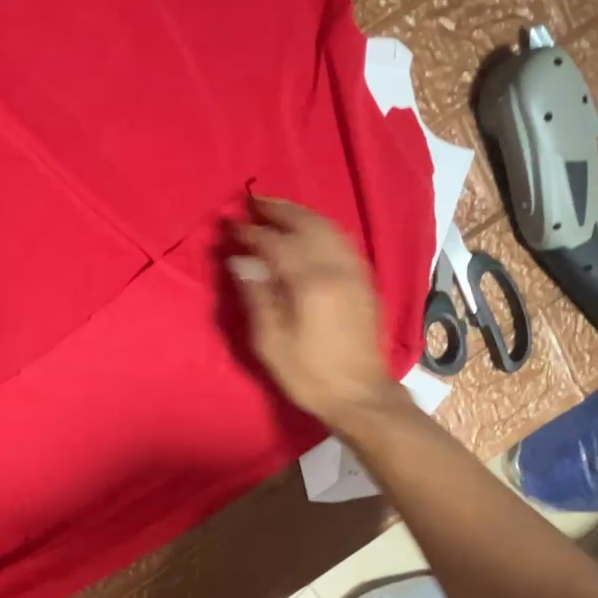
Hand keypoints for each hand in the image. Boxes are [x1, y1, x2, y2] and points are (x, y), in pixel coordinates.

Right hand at [229, 197, 404, 426]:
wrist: (360, 395)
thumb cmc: (309, 376)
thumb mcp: (271, 344)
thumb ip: (257, 298)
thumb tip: (241, 262)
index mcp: (310, 283)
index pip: (276, 244)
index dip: (252, 232)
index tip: (231, 225)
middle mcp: (336, 268)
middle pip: (306, 224)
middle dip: (279, 211)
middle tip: (254, 203)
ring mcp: (355, 272)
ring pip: (329, 228)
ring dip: (302, 215)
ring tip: (279, 211)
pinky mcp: (365, 282)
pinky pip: (343, 241)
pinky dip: (322, 228)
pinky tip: (311, 233)